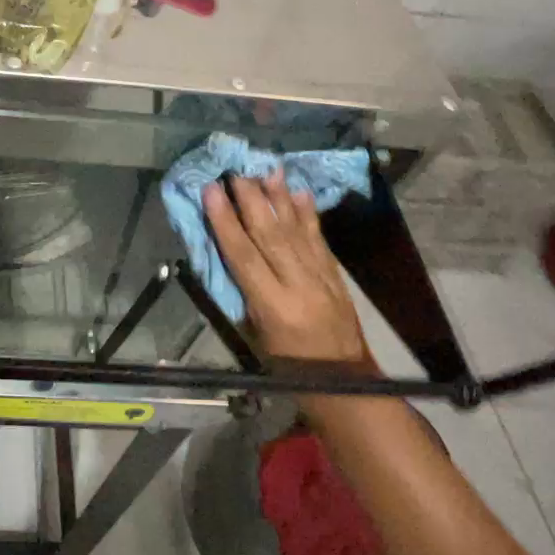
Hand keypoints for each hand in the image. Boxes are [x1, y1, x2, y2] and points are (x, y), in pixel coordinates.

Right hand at [202, 171, 372, 367]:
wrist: (343, 384)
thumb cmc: (286, 367)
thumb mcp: (253, 336)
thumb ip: (240, 294)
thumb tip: (221, 254)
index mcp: (273, 307)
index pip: (244, 255)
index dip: (225, 221)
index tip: (210, 191)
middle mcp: (299, 286)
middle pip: (271, 234)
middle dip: (251, 200)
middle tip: (236, 170)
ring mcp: (321, 278)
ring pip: (296, 231)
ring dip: (280, 198)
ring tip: (266, 170)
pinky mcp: (336, 275)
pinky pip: (319, 238)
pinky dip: (308, 214)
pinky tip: (299, 192)